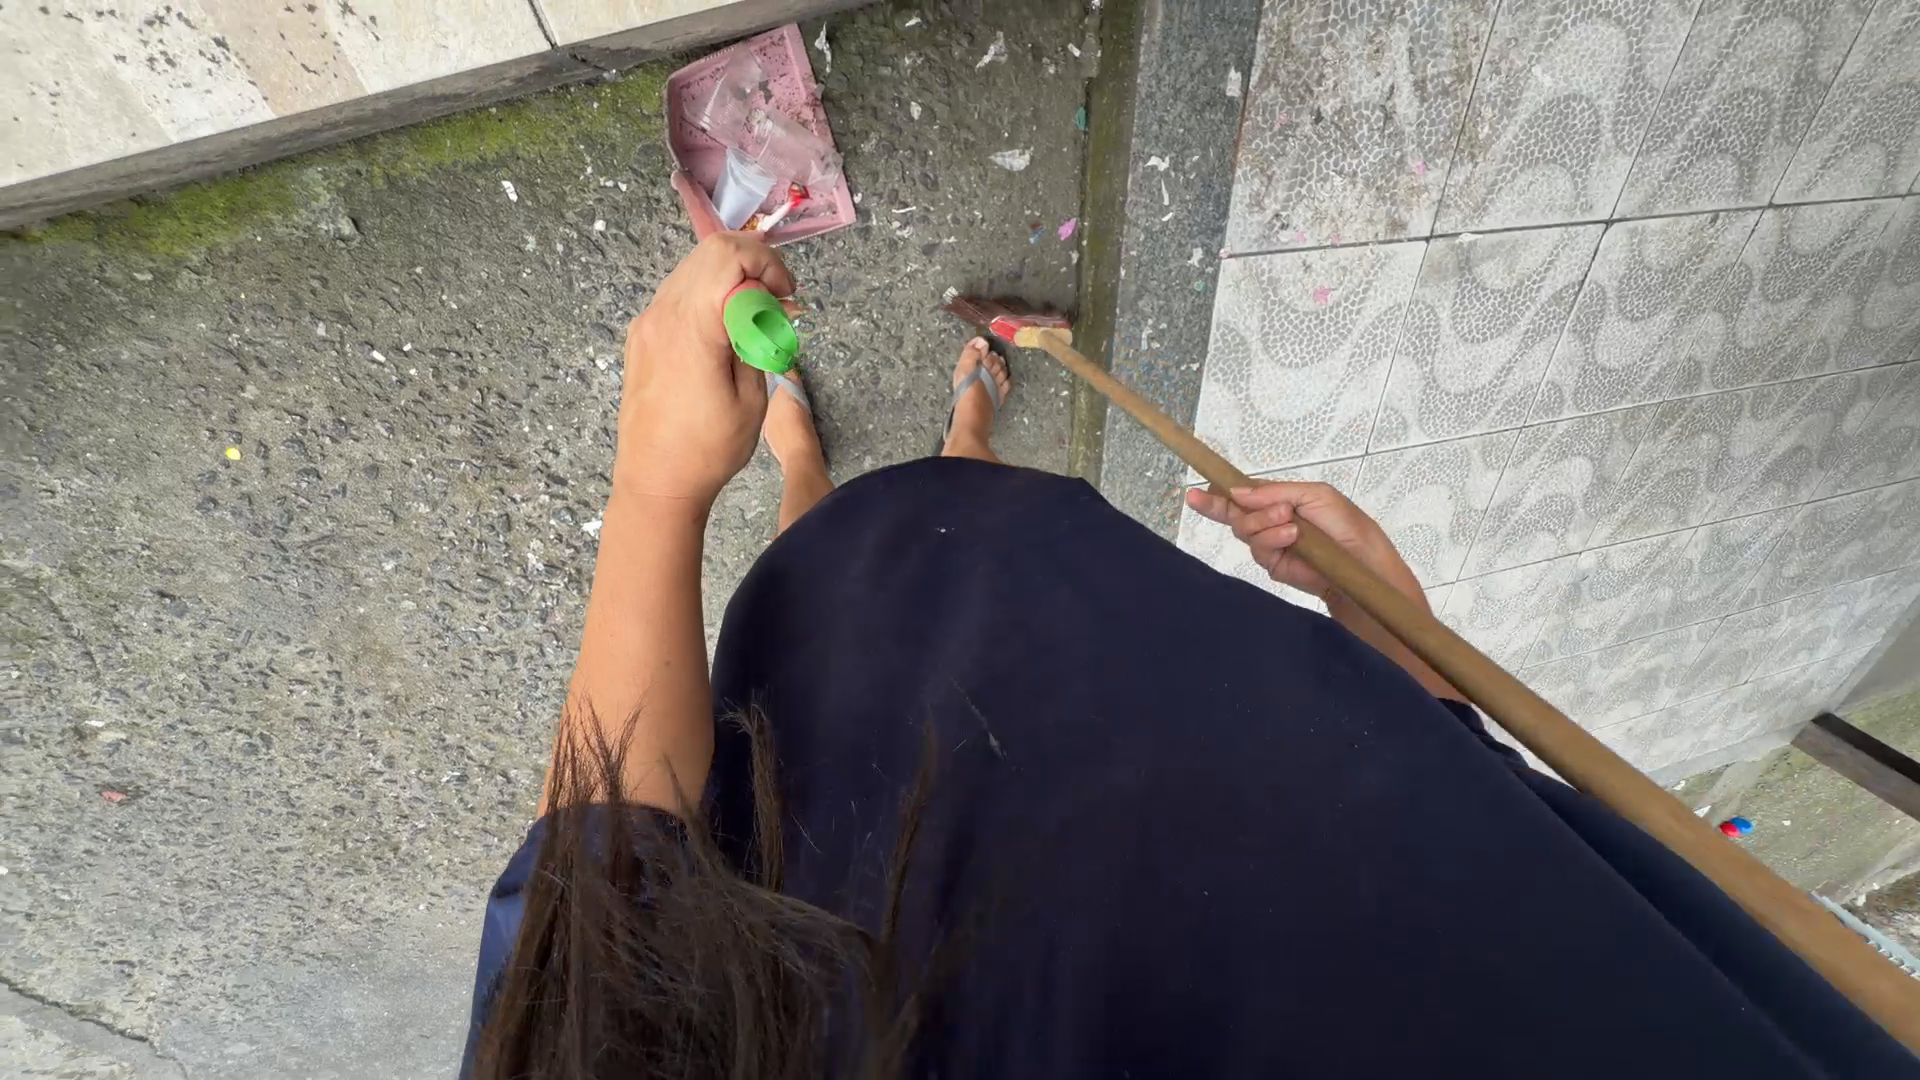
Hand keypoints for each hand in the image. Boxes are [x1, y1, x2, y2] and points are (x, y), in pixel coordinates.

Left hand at [614, 232, 796, 504]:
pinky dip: (711, 297)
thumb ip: (759, 340)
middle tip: (777, 304)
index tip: (787, 299)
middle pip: (710, 252)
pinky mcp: (643, 335)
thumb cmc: (709, 449)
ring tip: (756, 321)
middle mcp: (662, 313)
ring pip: (694, 269)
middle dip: (754, 267)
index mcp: (691, 327)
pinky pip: (680, 294)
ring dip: (732, 282)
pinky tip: (728, 332)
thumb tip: (769, 307)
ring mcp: (647, 322)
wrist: (655, 480)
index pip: (729, 256)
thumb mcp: (752, 398)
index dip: (769, 266)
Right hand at [1187, 482, 1457, 699]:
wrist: (1364, 566)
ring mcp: (1270, 545)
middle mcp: (1269, 522)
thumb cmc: (1347, 526)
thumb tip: (1236, 493)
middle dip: (1243, 509)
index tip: (1196, 492)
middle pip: (1234, 513)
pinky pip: (1258, 550)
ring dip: (1264, 525)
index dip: (1217, 495)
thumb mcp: (1315, 495)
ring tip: (1290, 525)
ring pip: (1244, 531)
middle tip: (1260, 507)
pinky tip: (1291, 538)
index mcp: (1278, 502)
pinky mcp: (1273, 566)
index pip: (1241, 495)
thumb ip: (1274, 491)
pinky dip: (1272, 540)